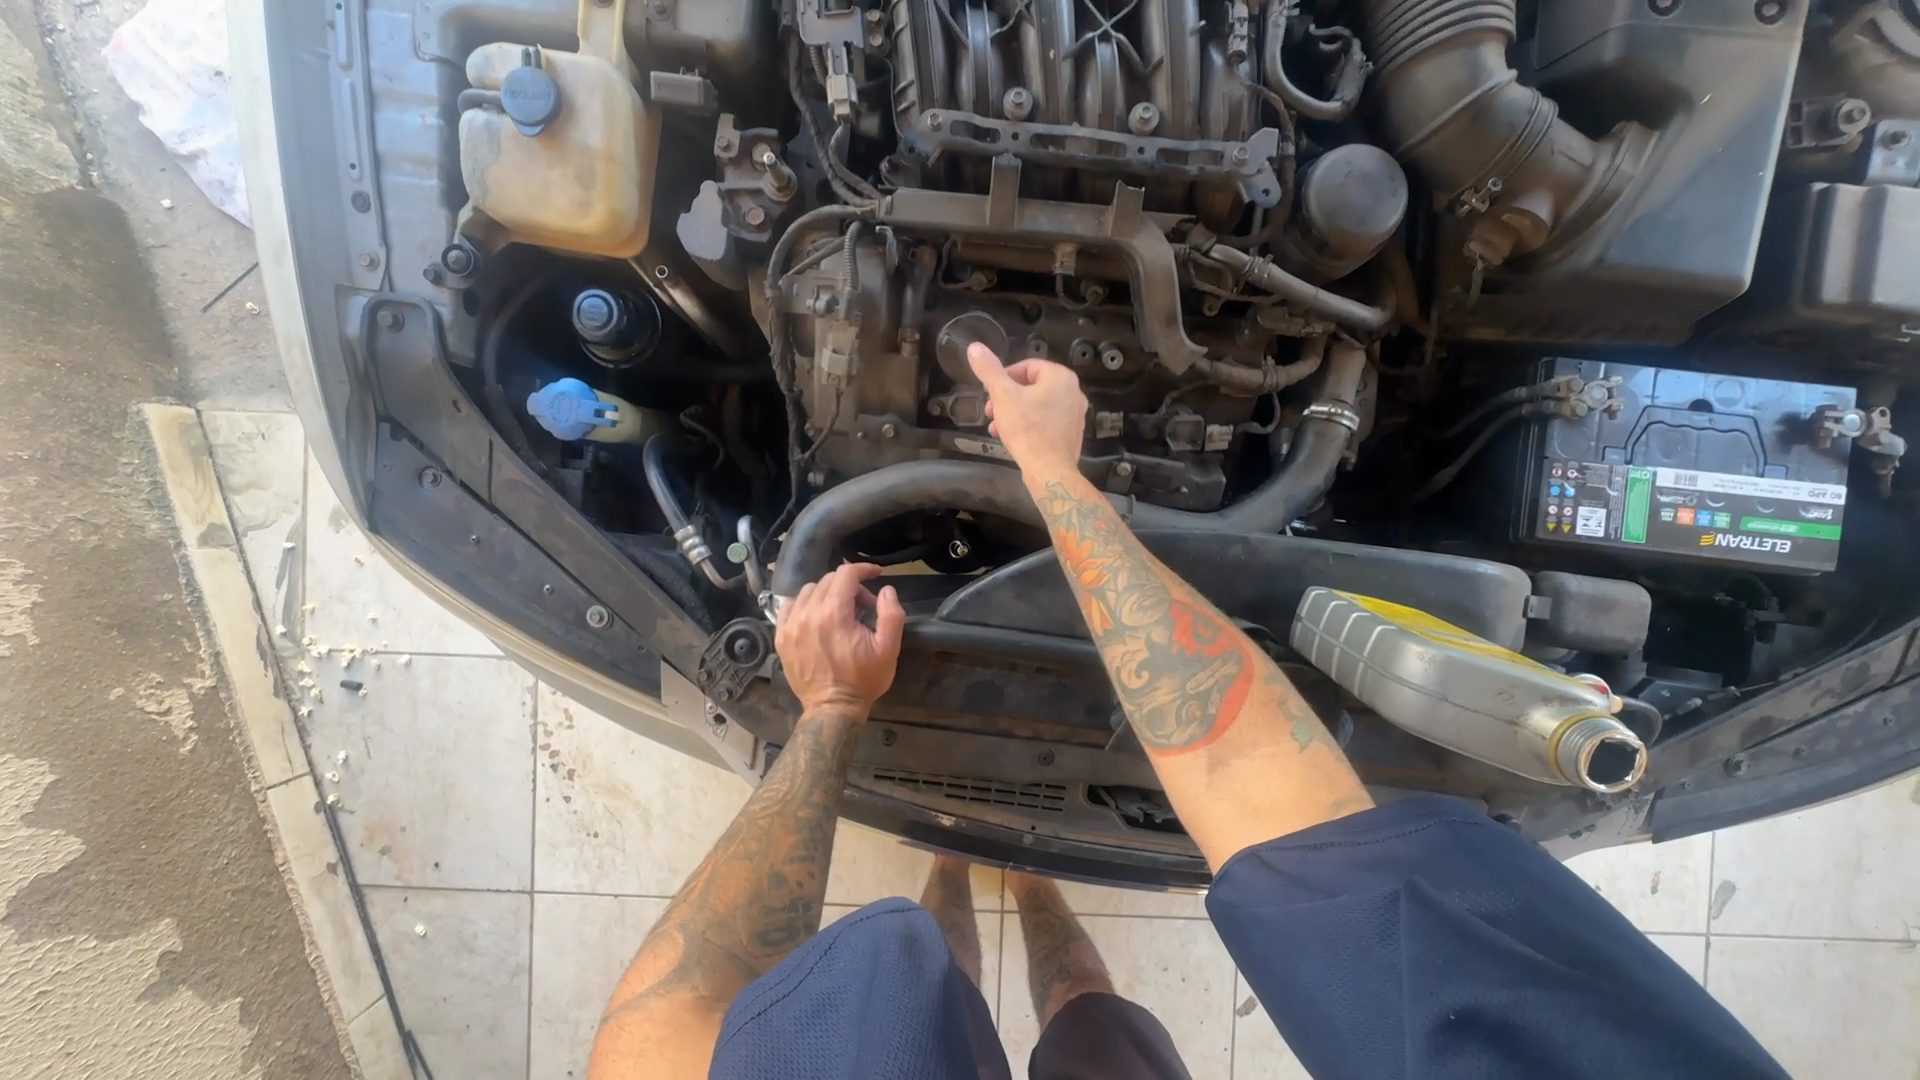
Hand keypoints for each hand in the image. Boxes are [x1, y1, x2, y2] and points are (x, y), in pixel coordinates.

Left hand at [775, 563, 905, 714]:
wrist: (833, 709)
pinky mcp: (781, 638)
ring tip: (840, 610)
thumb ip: (891, 614)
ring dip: (826, 593)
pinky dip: (803, 604)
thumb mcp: (889, 649)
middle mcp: (808, 614)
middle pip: (827, 580)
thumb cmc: (863, 680)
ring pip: (807, 591)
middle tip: (863, 604)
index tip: (875, 574)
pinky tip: (815, 615)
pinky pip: (789, 607)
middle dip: (849, 586)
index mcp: (834, 614)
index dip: (863, 569)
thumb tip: (886, 590)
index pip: (846, 574)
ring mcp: (790, 626)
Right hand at [966, 343, 1087, 474]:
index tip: (990, 394)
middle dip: (1007, 399)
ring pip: (1038, 406)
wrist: (1048, 470)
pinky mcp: (1072, 434)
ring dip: (1014, 413)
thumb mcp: (1003, 396)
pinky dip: (1029, 426)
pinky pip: (1047, 422)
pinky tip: (1014, 438)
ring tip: (997, 428)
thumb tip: (975, 347)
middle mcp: (1074, 392)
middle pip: (1032, 387)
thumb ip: (989, 370)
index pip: (1027, 367)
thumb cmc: (1026, 429)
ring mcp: (1076, 414)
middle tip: (990, 413)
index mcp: (1061, 377)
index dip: (1004, 378)